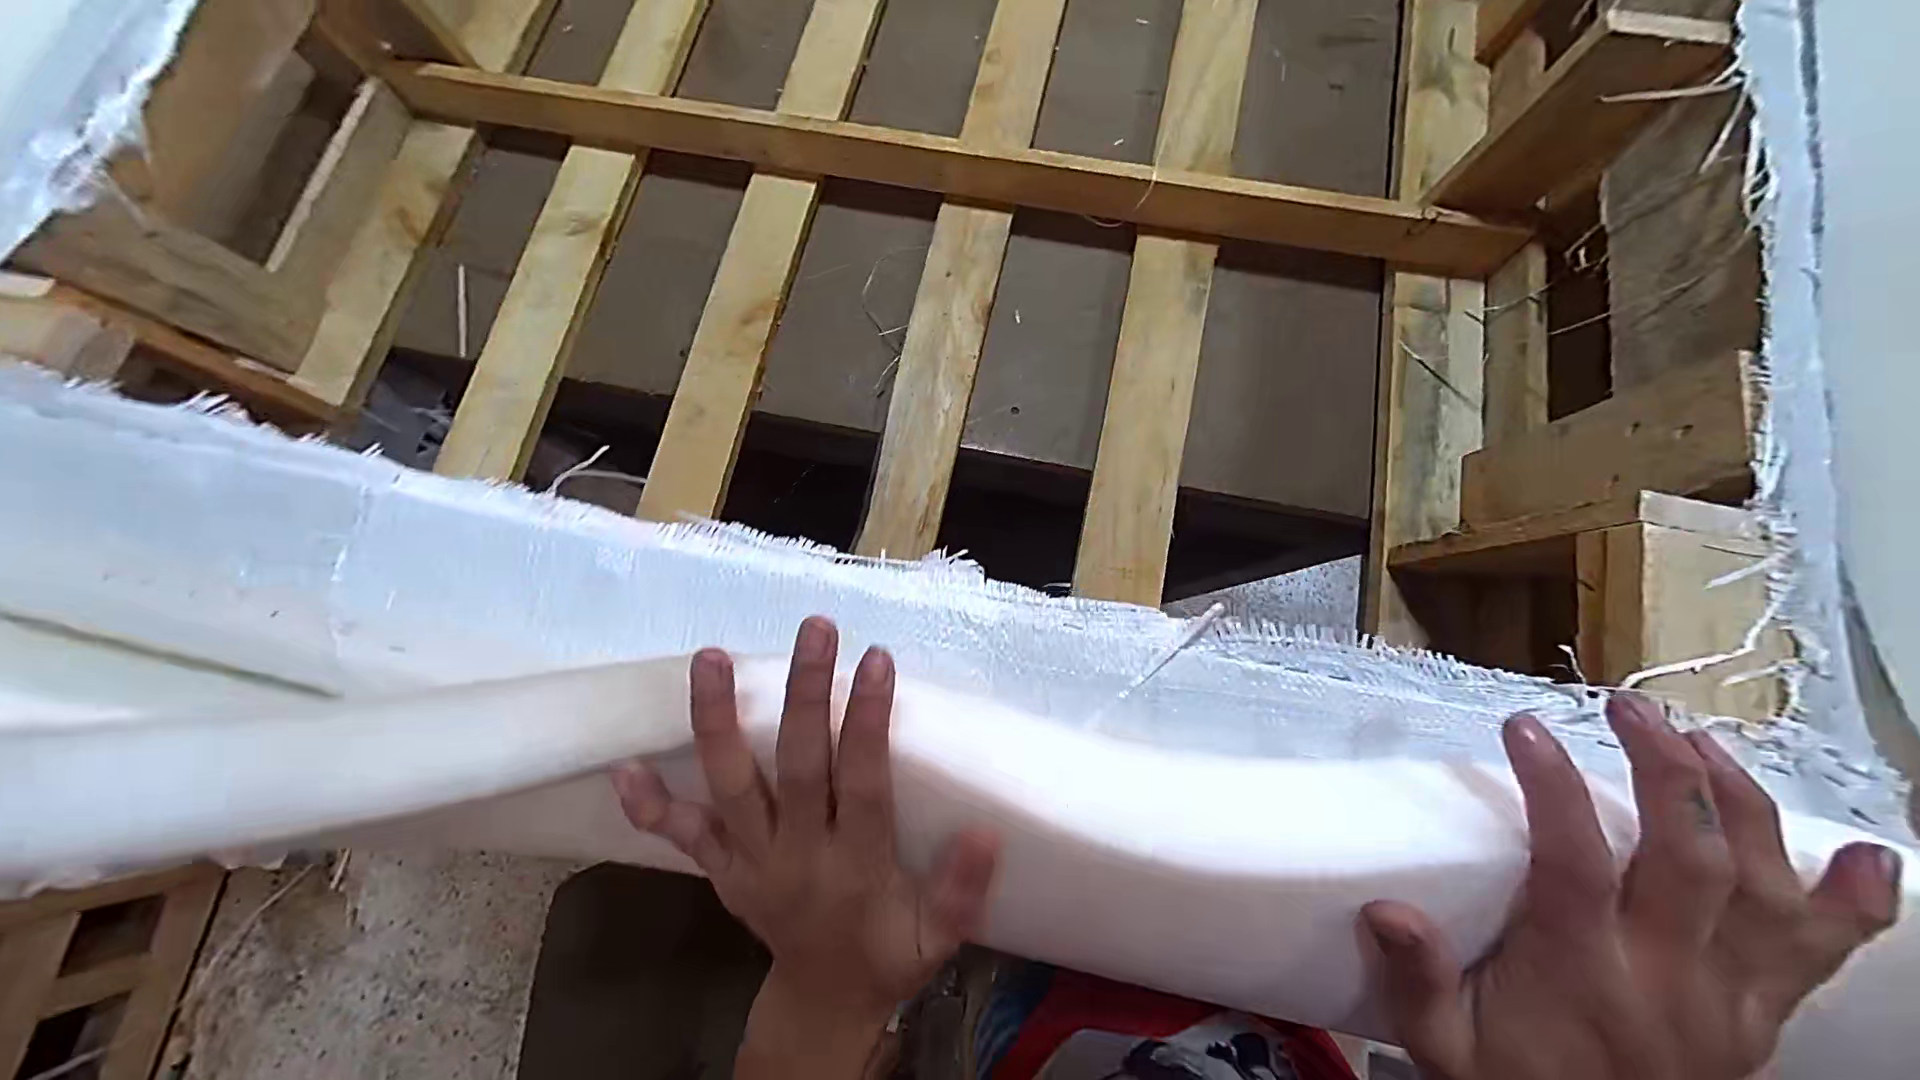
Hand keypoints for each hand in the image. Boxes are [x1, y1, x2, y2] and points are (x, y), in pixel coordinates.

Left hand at [611, 616, 1000, 1079]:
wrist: (822, 1007)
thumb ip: (962, 890)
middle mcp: (796, 856)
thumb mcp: (937, 940)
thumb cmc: (886, 959)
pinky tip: (624, 768)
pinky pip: (683, 838)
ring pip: (730, 787)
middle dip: (805, 694)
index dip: (868, 718)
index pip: (862, 780)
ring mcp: (750, 862)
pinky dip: (653, 806)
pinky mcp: (722, 872)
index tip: (876, 658)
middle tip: (814, 630)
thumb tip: (987, 831)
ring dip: (718, 722)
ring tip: (711, 659)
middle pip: (796, 766)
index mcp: (855, 865)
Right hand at [1362, 694, 1903, 1079]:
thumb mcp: (1439, 1043)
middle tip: (1630, 709)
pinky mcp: (1760, 1014)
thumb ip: (1416, 980)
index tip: (1524, 726)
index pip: (1575, 859)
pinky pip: (1820, 955)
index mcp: (1581, 970)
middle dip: (1667, 770)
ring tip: (1703, 740)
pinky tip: (1865, 854)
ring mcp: (1729, 997)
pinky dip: (1852, 903)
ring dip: (1741, 804)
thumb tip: (1386, 910)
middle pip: (1690, 857)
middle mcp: (1667, 974)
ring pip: (1762, 889)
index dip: (1552, 785)